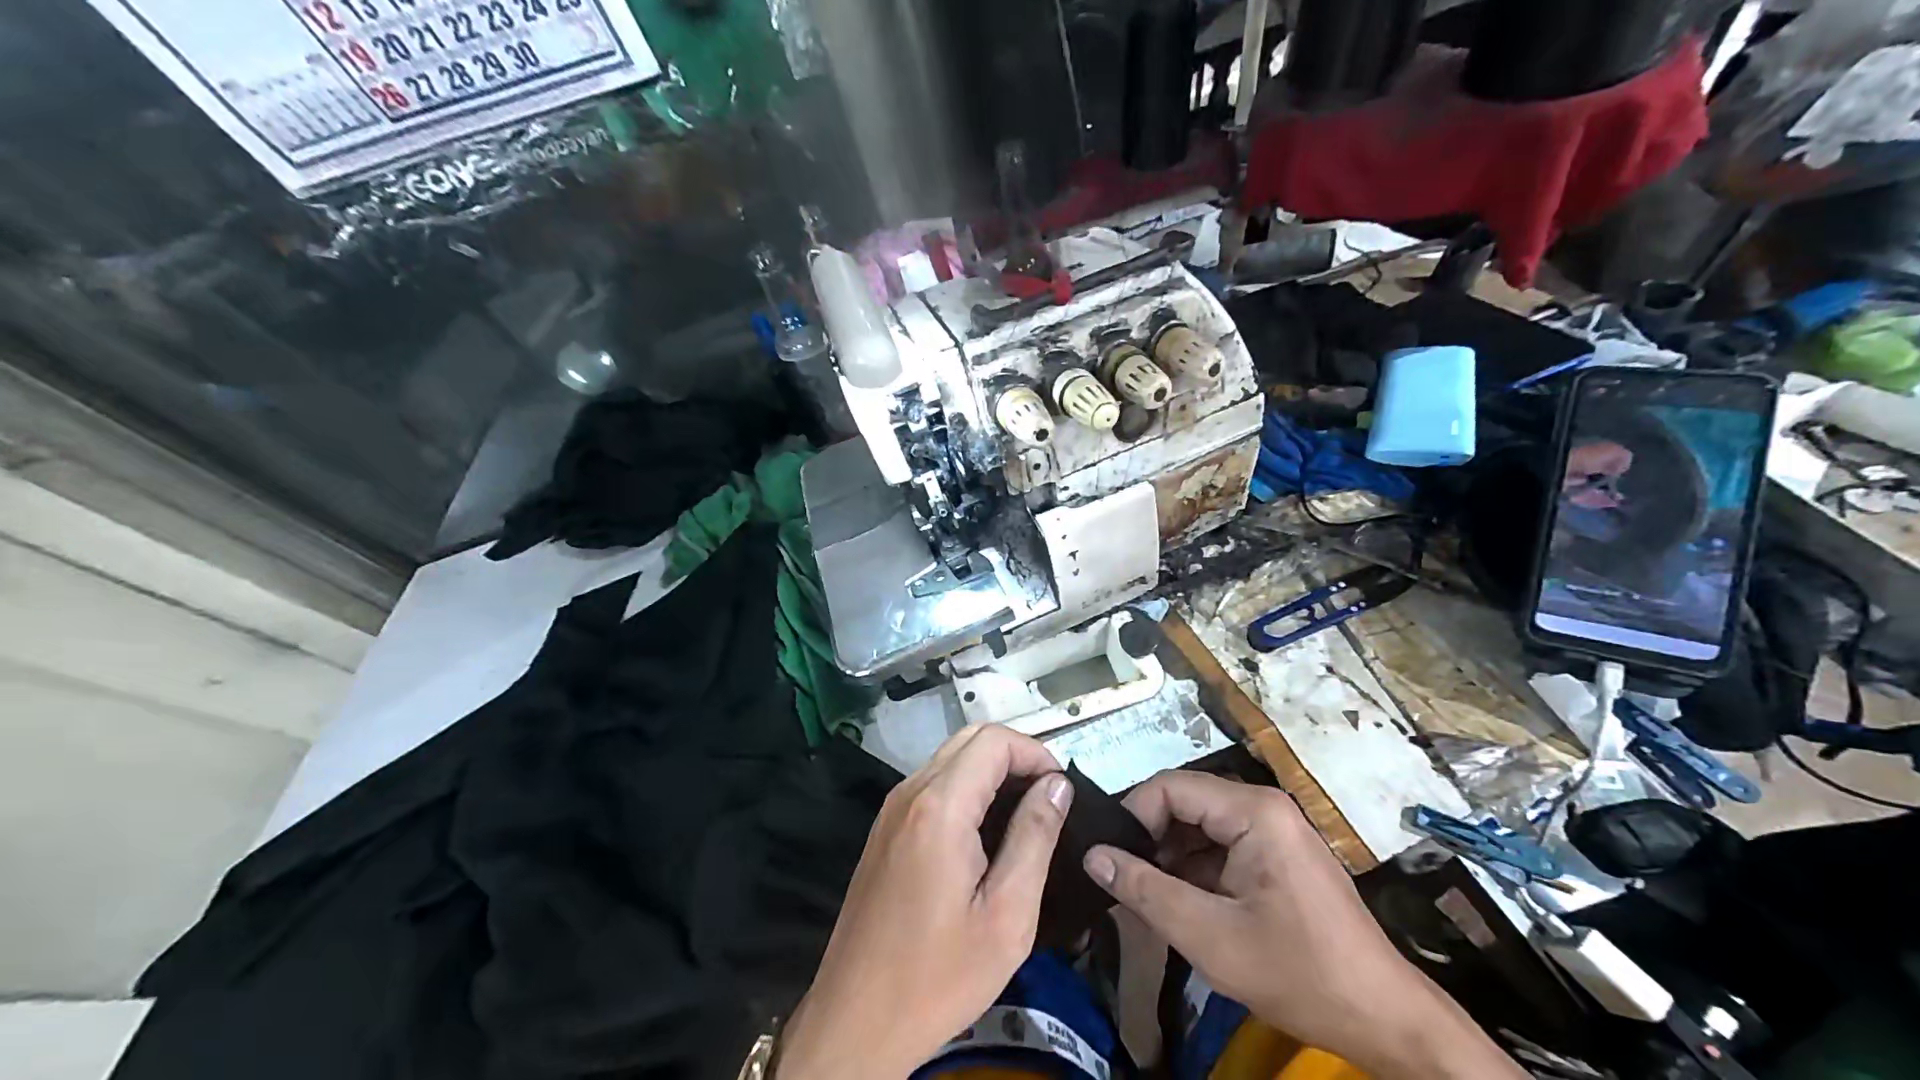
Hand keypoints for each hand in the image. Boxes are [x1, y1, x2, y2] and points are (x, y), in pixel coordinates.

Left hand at [777, 725, 1071, 1079]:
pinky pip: (932, 786)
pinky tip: (987, 833)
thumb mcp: (1007, 915)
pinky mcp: (885, 830)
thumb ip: (1034, 837)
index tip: (1062, 792)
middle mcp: (909, 794)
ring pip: (950, 759)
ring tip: (1025, 818)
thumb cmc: (939, 975)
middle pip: (970, 740)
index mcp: (938, 807)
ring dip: (991, 772)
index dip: (1036, 753)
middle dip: (1016, 757)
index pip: (993, 741)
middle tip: (1048, 801)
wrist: (857, 1019)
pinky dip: (967, 789)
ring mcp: (891, 810)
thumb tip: (1056, 785)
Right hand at [1084, 771, 1522, 1079]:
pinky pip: (1222, 848)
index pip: (1170, 788)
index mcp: (1254, 811)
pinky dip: (1194, 871)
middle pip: (1185, 804)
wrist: (1383, 1020)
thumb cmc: (1297, 971)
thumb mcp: (1208, 935)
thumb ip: (1145, 889)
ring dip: (1170, 858)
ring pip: (1200, 827)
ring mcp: (1274, 831)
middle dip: (1150, 838)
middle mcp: (1264, 807)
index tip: (1109, 856)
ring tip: (1143, 894)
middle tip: (1121, 878)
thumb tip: (1093, 856)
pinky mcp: (1278, 857)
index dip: (1133, 816)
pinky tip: (1178, 904)